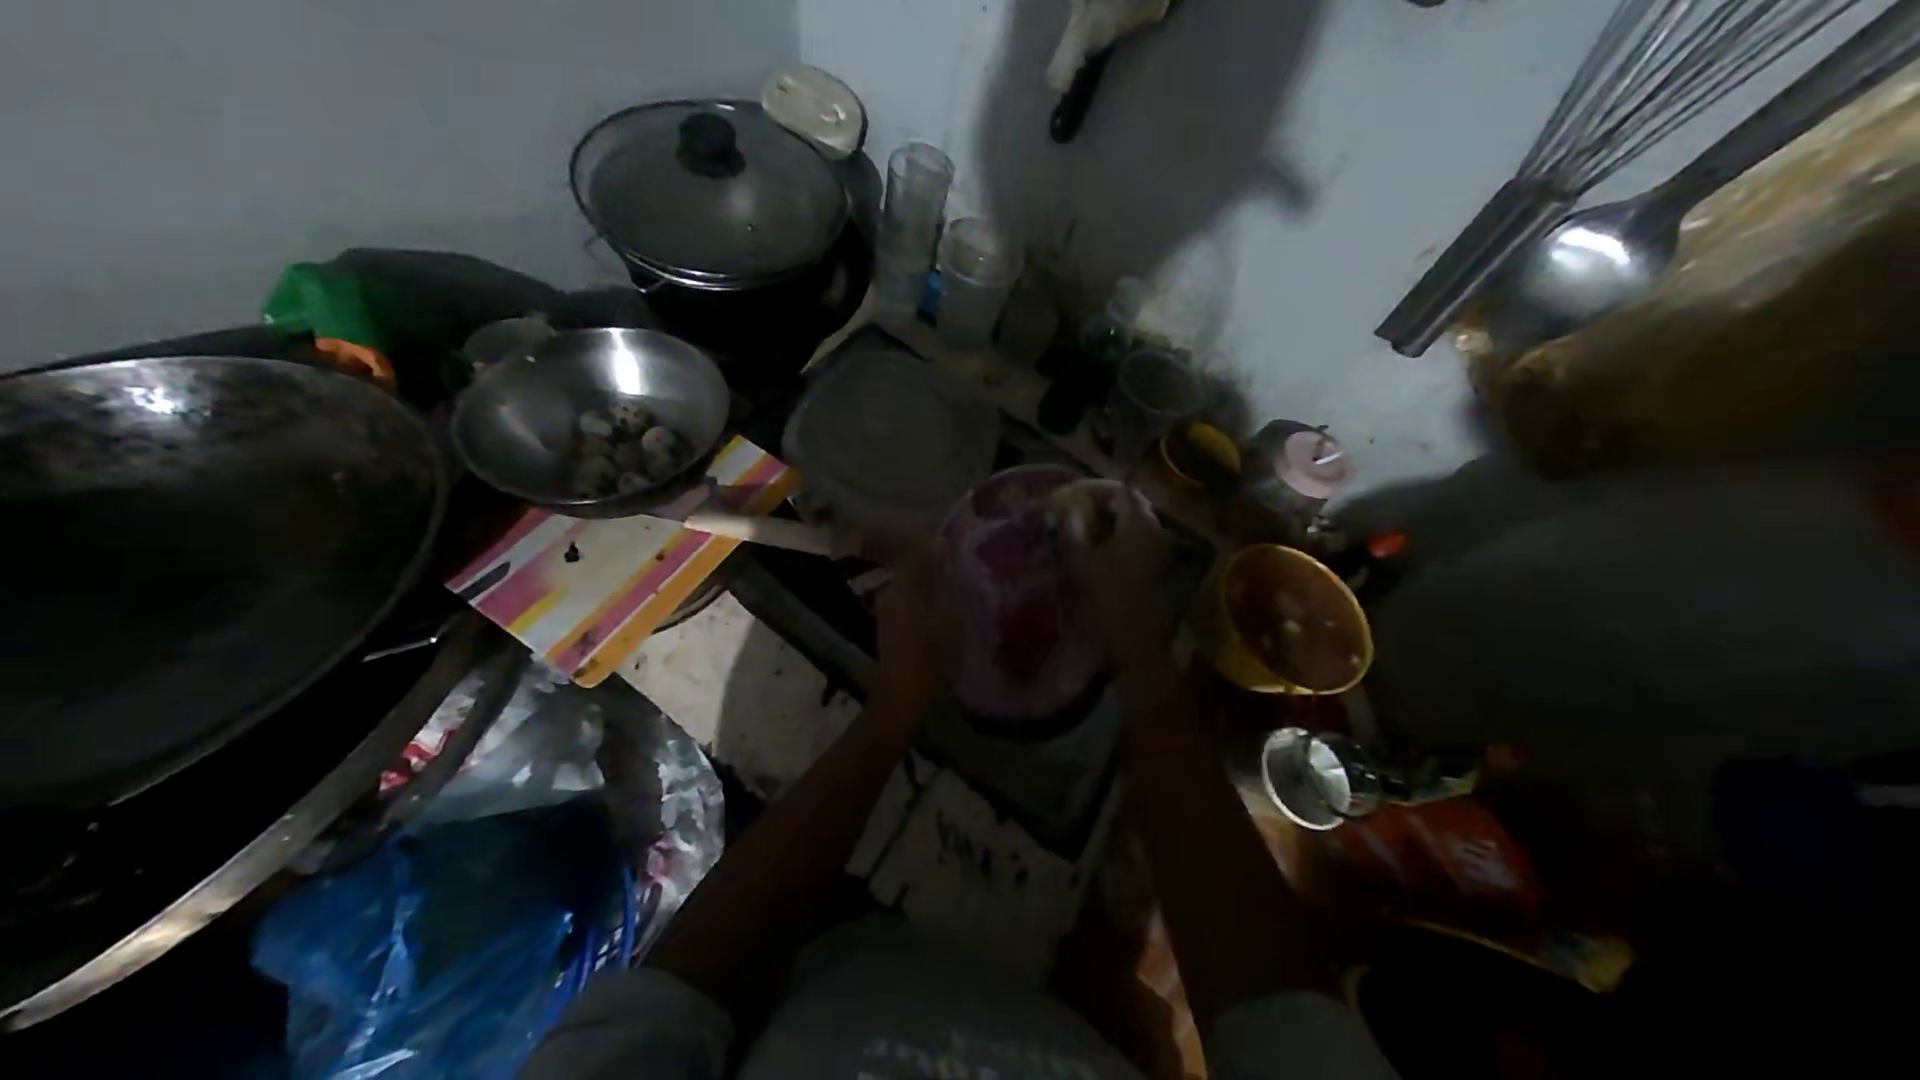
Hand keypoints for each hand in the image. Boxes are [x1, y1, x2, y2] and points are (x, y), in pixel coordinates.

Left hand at [873, 541, 956, 710]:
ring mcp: (886, 609)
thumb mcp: (946, 615)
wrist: (902, 696)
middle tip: (960, 567)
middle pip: (911, 567)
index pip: (916, 550)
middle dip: (933, 564)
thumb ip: (942, 579)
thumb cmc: (930, 656)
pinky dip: (923, 598)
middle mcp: (890, 592)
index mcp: (903, 586)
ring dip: (929, 583)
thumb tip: (939, 545)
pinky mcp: (889, 625)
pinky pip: (908, 600)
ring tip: (954, 587)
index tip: (956, 546)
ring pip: (909, 584)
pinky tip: (940, 608)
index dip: (935, 546)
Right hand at [1059, 481, 1172, 667]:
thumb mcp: (1077, 560)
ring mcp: (1160, 556)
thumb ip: (1070, 526)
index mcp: (1140, 526)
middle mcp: (1157, 534)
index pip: (1118, 490)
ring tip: (1074, 532)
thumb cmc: (1103, 601)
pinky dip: (1112, 541)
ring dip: (1103, 524)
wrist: (1134, 650)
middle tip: (1068, 512)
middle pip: (1127, 507)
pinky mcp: (1156, 575)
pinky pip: (1133, 546)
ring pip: (1130, 527)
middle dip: (1096, 505)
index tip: (1063, 497)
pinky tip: (1090, 554)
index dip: (1089, 488)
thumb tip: (1065, 506)